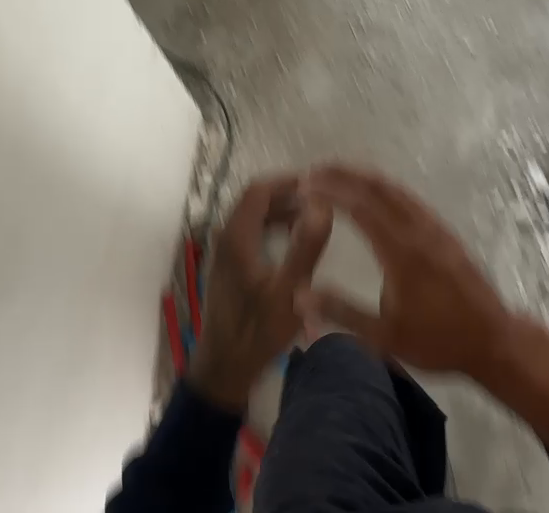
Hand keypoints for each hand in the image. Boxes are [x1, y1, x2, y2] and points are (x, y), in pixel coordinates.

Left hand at [187, 174, 332, 411]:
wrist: (224, 367)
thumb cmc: (258, 330)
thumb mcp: (290, 290)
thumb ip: (306, 247)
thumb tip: (323, 206)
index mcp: (237, 237)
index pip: (258, 190)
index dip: (286, 181)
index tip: (316, 183)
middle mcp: (226, 238)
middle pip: (254, 201)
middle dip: (286, 195)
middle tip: (319, 199)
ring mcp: (224, 253)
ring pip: (252, 218)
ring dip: (279, 212)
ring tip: (311, 218)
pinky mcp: (228, 268)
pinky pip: (250, 234)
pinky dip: (271, 228)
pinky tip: (292, 242)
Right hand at [295, 164, 516, 379]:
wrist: (494, 341)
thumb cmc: (437, 341)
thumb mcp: (384, 336)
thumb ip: (342, 311)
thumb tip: (299, 294)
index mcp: (400, 251)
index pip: (359, 207)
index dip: (330, 191)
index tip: (305, 184)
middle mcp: (417, 230)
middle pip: (376, 188)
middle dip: (343, 174)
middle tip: (314, 171)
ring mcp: (434, 228)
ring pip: (394, 189)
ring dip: (363, 177)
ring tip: (337, 174)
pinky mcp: (444, 232)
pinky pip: (409, 198)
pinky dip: (383, 188)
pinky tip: (375, 193)